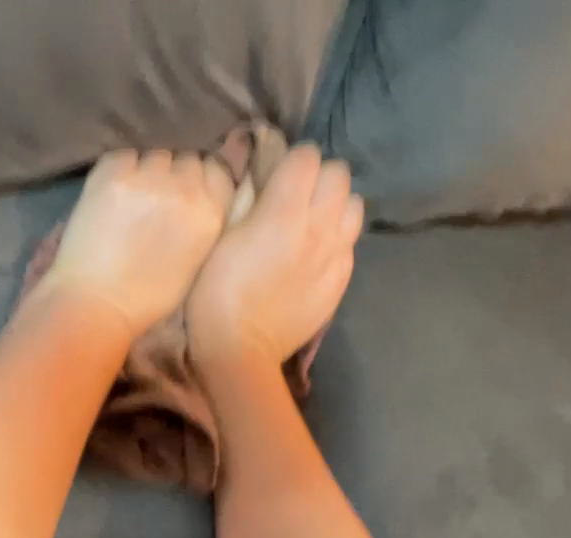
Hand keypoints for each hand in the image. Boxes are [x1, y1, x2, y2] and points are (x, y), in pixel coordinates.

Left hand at [34, 149, 235, 336]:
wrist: (96, 304)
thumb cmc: (147, 299)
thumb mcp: (195, 264)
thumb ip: (203, 224)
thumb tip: (197, 200)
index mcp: (210, 214)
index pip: (217, 170)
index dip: (202, 180)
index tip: (189, 195)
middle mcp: (184, 188)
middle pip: (187, 159)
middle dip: (176, 175)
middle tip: (157, 201)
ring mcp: (147, 177)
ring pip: (155, 156)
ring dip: (148, 171)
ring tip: (133, 199)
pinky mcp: (112, 172)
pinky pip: (124, 156)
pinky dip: (120, 171)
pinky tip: (111, 197)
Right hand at [187, 145, 362, 375]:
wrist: (240, 350)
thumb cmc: (216, 292)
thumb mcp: (220, 235)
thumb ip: (246, 198)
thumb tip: (261, 175)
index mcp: (284, 209)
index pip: (307, 155)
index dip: (290, 160)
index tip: (275, 175)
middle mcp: (319, 225)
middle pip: (339, 174)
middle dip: (318, 179)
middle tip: (296, 198)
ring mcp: (335, 254)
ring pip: (354, 206)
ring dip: (335, 207)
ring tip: (313, 223)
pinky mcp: (341, 280)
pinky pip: (351, 243)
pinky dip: (337, 240)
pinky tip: (315, 255)